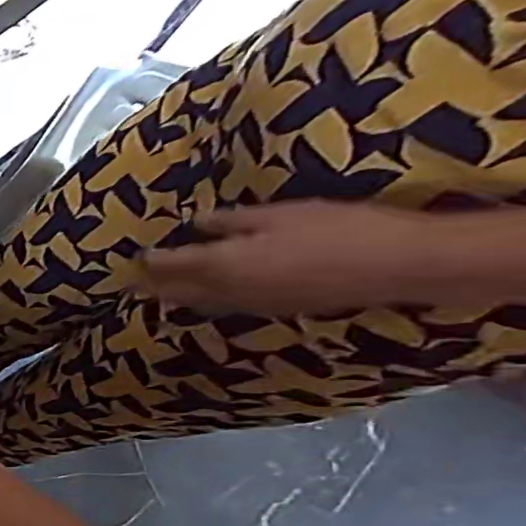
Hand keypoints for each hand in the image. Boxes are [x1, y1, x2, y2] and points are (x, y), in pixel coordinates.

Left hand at [140, 201, 441, 314]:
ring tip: (155, 294)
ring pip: (198, 303)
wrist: (396, 266)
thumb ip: (232, 221)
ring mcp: (248, 305)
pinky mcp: (271, 311)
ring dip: (174, 297)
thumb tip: (196, 223)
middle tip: (130, 284)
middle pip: (177, 290)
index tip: (135, 257)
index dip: (152, 261)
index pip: (173, 264)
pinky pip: (222, 308)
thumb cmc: (338, 229)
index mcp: (222, 264)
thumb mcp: (279, 215)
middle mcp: (226, 291)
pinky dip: (202, 302)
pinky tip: (202, 299)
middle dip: (152, 285)